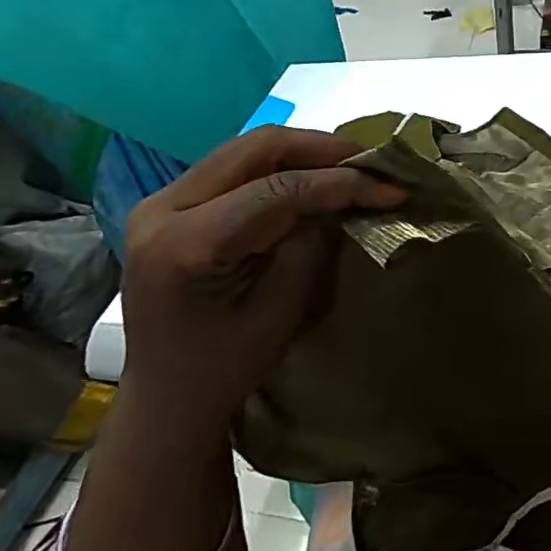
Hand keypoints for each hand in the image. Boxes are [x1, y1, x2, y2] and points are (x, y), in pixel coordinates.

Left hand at [120, 126, 404, 436]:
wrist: (164, 401)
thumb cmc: (221, 373)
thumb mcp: (278, 313)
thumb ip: (312, 245)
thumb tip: (348, 197)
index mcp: (182, 243)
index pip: (273, 190)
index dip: (338, 182)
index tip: (390, 186)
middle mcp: (161, 206)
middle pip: (253, 148)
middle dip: (320, 149)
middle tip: (373, 161)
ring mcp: (160, 201)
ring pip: (243, 151)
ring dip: (301, 154)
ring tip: (351, 166)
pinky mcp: (170, 205)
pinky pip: (232, 170)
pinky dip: (277, 169)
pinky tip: (312, 178)